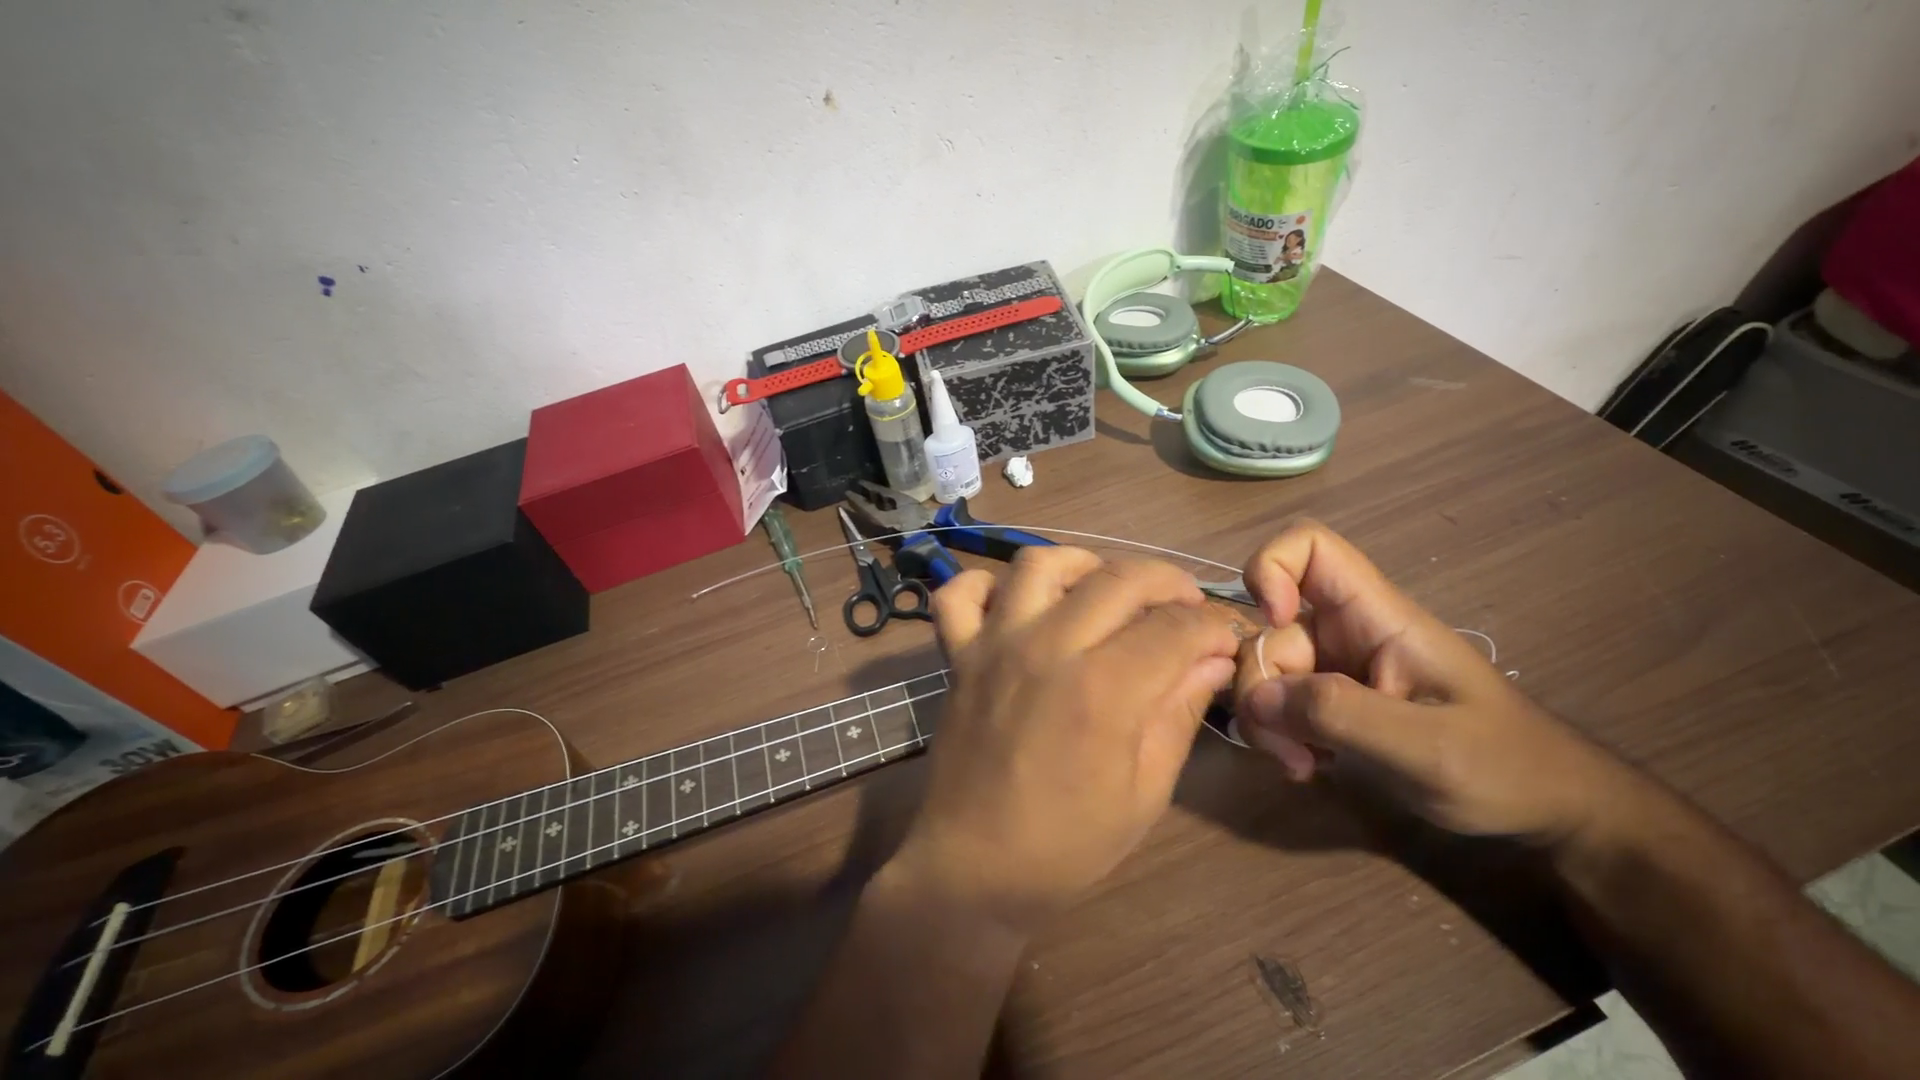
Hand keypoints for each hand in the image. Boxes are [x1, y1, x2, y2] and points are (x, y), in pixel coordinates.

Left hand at [891, 547, 1240, 933]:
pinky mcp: (958, 655)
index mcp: (1104, 689)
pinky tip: (1018, 606)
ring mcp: (995, 645)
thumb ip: (1180, 712)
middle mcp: (1048, 648)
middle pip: (1119, 578)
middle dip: (1169, 582)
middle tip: (1185, 609)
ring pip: (1039, 563)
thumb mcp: (1146, 791)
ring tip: (1107, 591)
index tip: (1226, 639)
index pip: (1177, 626)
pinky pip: (959, 594)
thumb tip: (1215, 658)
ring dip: (1084, 565)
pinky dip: (988, 585)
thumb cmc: (1069, 844)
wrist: (975, 868)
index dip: (1214, 625)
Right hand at [1232, 522, 1628, 844]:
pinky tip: (1311, 767)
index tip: (1272, 623)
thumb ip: (1341, 715)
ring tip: (1304, 766)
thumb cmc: (1505, 766)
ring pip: (1271, 671)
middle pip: (1272, 627)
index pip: (1309, 547)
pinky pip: (1283, 703)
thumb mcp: (1427, 747)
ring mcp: (1341, 669)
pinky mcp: (1337, 703)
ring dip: (1269, 721)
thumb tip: (1256, 698)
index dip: (1272, 569)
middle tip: (1288, 749)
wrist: (1549, 808)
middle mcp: (1350, 632)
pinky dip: (1282, 735)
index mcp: (1380, 617)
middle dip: (1262, 685)